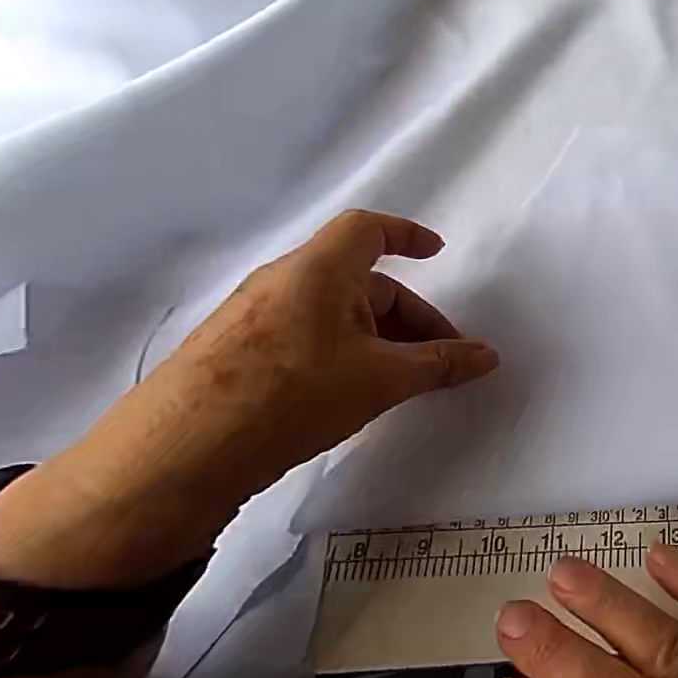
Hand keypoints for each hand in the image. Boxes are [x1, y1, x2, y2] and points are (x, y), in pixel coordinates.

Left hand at [0, 209, 497, 587]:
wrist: (188, 447)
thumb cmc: (295, 392)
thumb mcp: (380, 378)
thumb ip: (438, 365)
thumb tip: (488, 357)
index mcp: (318, 268)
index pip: (368, 229)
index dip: (407, 235)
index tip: (437, 254)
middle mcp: (284, 281)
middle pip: (359, 282)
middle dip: (408, 316)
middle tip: (439, 360)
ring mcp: (256, 316)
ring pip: (334, 314)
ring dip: (378, 339)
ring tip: (402, 384)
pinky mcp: (239, 351)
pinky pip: (307, 336)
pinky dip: (343, 353)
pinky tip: (351, 394)